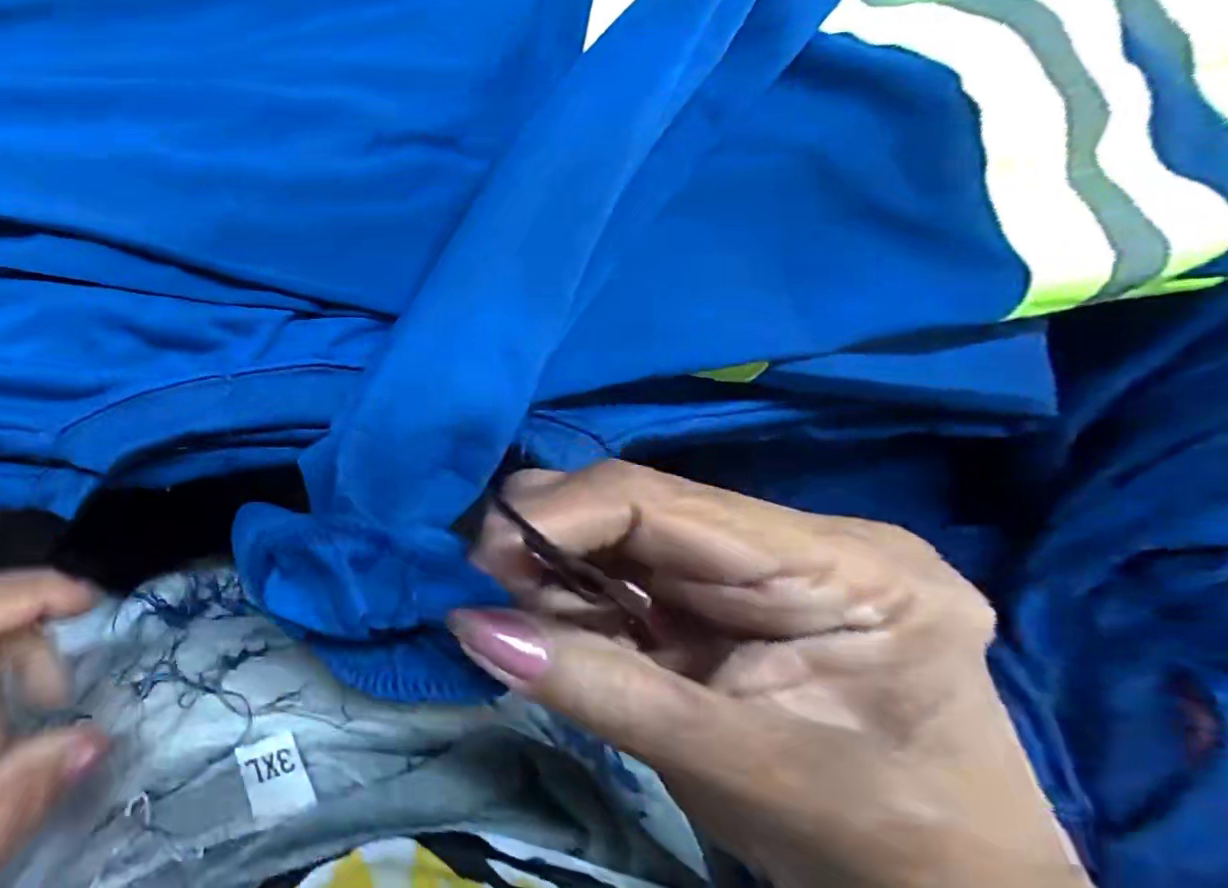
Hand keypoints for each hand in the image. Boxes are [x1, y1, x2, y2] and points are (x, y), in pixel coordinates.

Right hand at [454, 462, 1089, 887]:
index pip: (660, 499)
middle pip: (627, 505)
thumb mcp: (738, 771)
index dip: (555, 517)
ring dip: (546, 574)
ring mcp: (745, 565)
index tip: (478, 559)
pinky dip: (565, 600)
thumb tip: (470, 626)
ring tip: (515, 622)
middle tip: (487, 593)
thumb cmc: (877, 849)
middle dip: (543, 542)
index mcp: (839, 563)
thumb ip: (604, 692)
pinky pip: (613, 576)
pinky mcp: (710, 595)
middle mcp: (786, 540)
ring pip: (607, 535)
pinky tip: (547, 630)